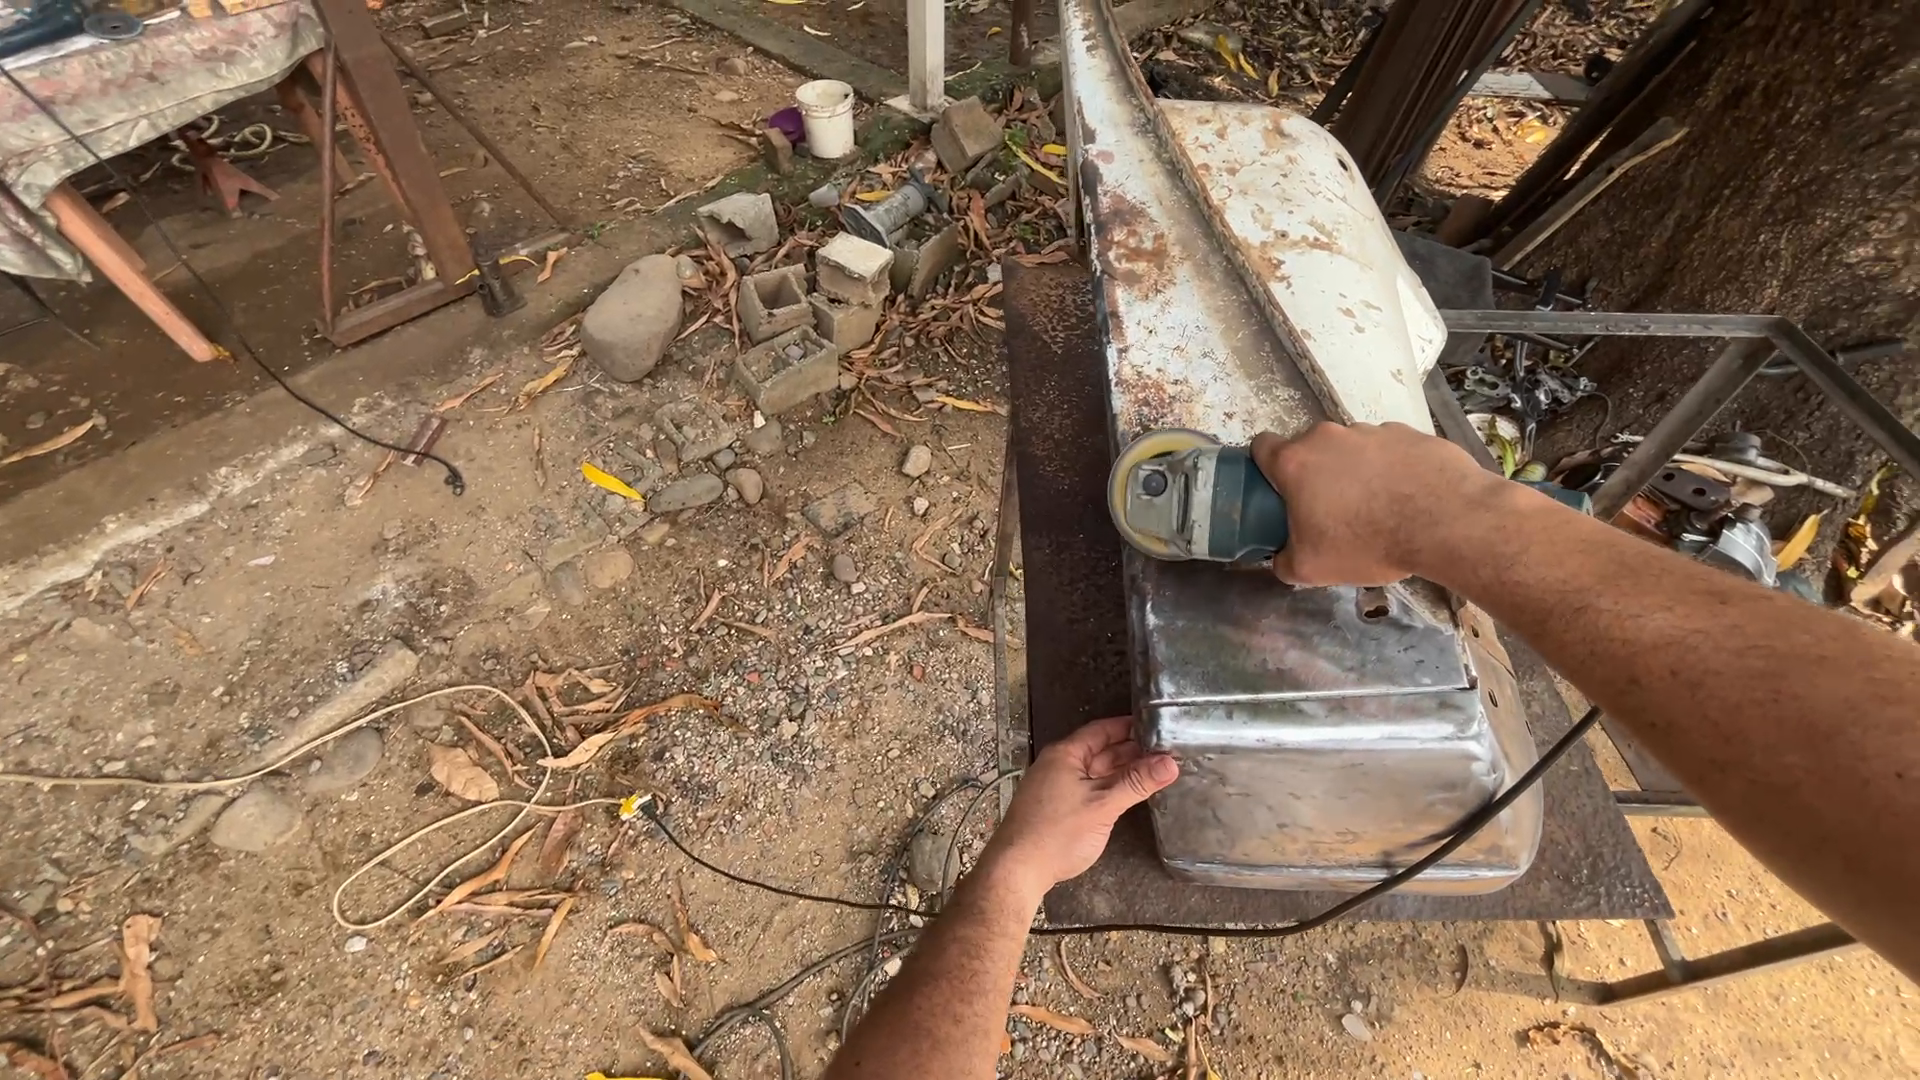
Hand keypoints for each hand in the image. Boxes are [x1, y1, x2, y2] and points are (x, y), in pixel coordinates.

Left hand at [978, 716, 1178, 898]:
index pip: (1101, 730)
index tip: (1155, 726)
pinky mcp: (1059, 807)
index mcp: (1065, 754)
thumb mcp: (1102, 804)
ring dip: (1122, 770)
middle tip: (1164, 750)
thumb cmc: (1057, 832)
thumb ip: (1136, 782)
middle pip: (1100, 751)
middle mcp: (1059, 765)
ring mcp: (1058, 786)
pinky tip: (1129, 793)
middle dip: (1130, 750)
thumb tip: (1169, 762)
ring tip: (1154, 770)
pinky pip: (1090, 788)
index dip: (1128, 726)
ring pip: (1096, 771)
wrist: (1019, 869)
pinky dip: (1111, 787)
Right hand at [1251, 422, 1498, 585]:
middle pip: (1309, 448)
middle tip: (1328, 508)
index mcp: (1295, 461)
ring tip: (1376, 505)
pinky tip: (1407, 496)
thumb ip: (1283, 561)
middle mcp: (1328, 437)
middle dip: (1314, 473)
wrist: (1449, 523)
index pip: (1261, 446)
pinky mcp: (1411, 433)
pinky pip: (1388, 449)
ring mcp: (1372, 431)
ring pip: (1349, 448)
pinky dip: (1390, 467)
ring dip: (1353, 469)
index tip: (1277, 489)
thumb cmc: (1367, 542)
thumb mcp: (1310, 569)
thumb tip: (1281, 557)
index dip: (1264, 466)